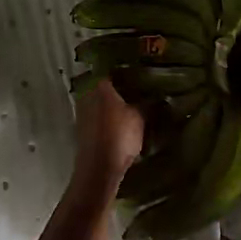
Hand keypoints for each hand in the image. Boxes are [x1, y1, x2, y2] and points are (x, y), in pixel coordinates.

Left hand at [72, 79, 143, 203]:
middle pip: (107, 87)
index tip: (142, 73)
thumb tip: (158, 94)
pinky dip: (110, 118)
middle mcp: (88, 95)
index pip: (114, 71)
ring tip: (135, 107)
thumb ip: (148, 102)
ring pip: (102, 102)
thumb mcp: (140, 117)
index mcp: (101, 86)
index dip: (128, 71)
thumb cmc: (120, 136)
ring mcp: (82, 113)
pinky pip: (99, 116)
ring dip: (115, 105)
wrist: (98, 169)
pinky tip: (123, 123)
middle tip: (141, 90)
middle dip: (122, 89)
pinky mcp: (82, 129)